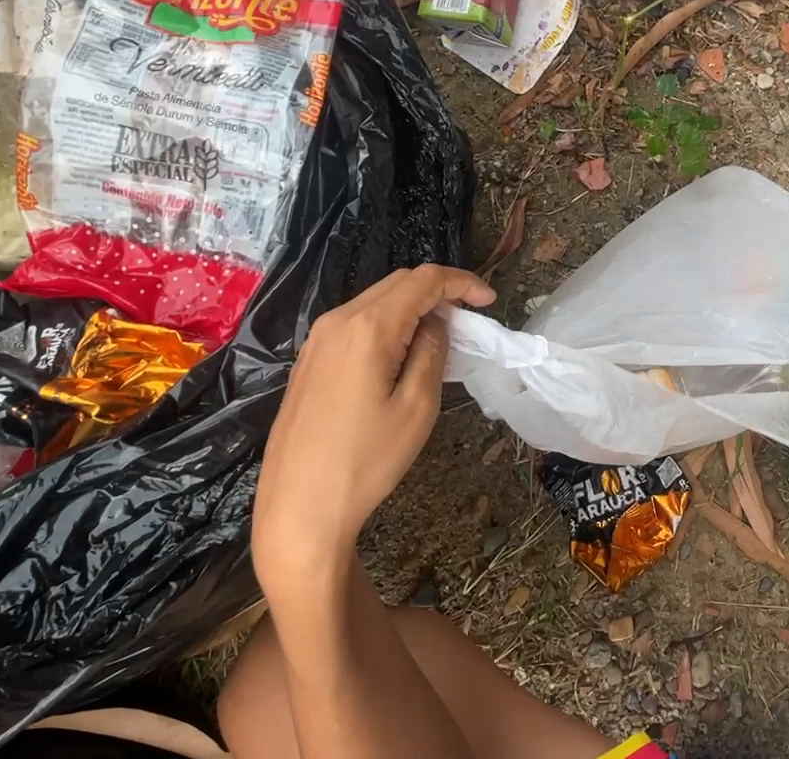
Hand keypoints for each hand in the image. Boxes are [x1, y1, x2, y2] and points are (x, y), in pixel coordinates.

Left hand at [252, 265, 494, 585]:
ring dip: (414, 307)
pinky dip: (389, 323)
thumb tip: (436, 323)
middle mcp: (338, 321)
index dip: (462, 282)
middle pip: (398, 283)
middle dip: (439, 291)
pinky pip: (357, 323)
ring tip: (442, 337)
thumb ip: (432, 351)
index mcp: (368, 328)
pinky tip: (404, 353)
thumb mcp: (418, 407)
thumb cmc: (366, 461)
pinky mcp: (309, 361)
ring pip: (376, 301)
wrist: (298, 507)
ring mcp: (318, 340)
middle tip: (470, 320)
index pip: (423, 281)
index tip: (490, 301)